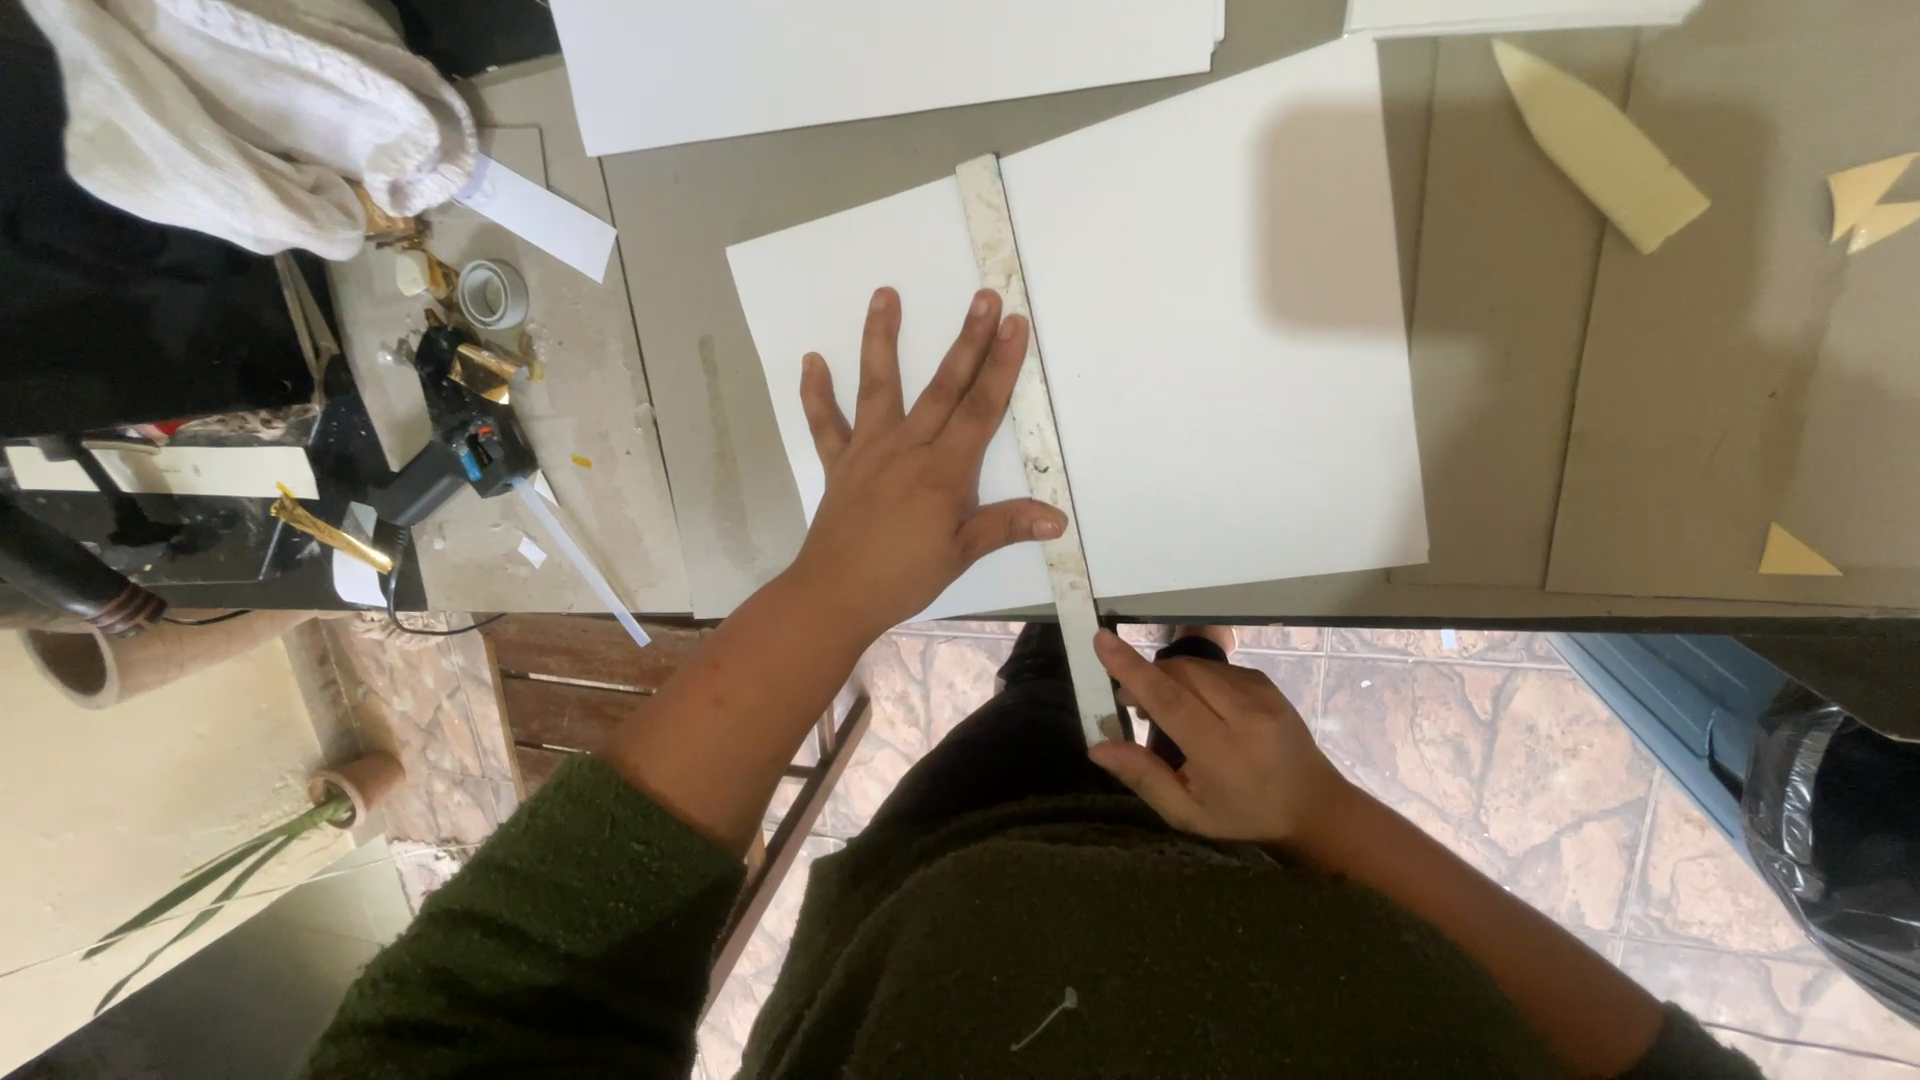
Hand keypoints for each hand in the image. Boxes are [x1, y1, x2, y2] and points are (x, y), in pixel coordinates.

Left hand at [785, 287, 1065, 634]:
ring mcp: (868, 451)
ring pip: (878, 386)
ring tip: (884, 294)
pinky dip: (816, 394)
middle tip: (983, 296)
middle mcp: (907, 448)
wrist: (834, 595)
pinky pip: (825, 424)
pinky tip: (811, 360)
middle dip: (968, 340)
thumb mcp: (960, 555)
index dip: (1001, 366)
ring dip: (881, 339)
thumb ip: (1005, 527)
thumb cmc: (902, 578)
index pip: (980, 409)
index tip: (1014, 324)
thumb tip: (1058, 519)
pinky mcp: (839, 464)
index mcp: (943, 471)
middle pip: (943, 386)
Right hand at [1086, 629, 1354, 844]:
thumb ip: (1144, 777)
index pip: (1169, 699)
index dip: (1132, 669)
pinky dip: (1193, 677)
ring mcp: (1262, 695)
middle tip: (1129, 702)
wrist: (1316, 807)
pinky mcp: (1268, 683)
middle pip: (1180, 673)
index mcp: (1223, 752)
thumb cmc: (1244, 817)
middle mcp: (1246, 715)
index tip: (1103, 640)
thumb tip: (1097, 748)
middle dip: (1146, 676)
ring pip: (1197, 666)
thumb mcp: (1188, 814)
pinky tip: (1192, 702)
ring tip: (1160, 706)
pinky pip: (1216, 668)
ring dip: (1169, 676)